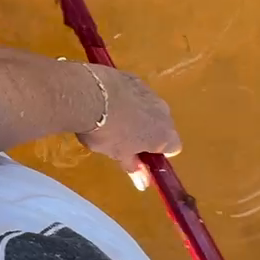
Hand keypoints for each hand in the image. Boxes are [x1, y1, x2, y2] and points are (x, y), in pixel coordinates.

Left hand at [73, 63, 181, 188]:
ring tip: (110, 116)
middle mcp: (163, 111)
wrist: (86, 95)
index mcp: (164, 135)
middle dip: (146, 130)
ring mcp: (148, 90)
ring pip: (148, 105)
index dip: (157, 152)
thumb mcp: (117, 154)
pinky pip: (133, 89)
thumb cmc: (105, 132)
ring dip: (136, 111)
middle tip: (123, 137)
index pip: (173, 147)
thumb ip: (134, 167)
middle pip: (161, 124)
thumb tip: (144, 184)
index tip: (141, 154)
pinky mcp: (131, 75)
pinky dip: (124, 95)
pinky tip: (105, 98)